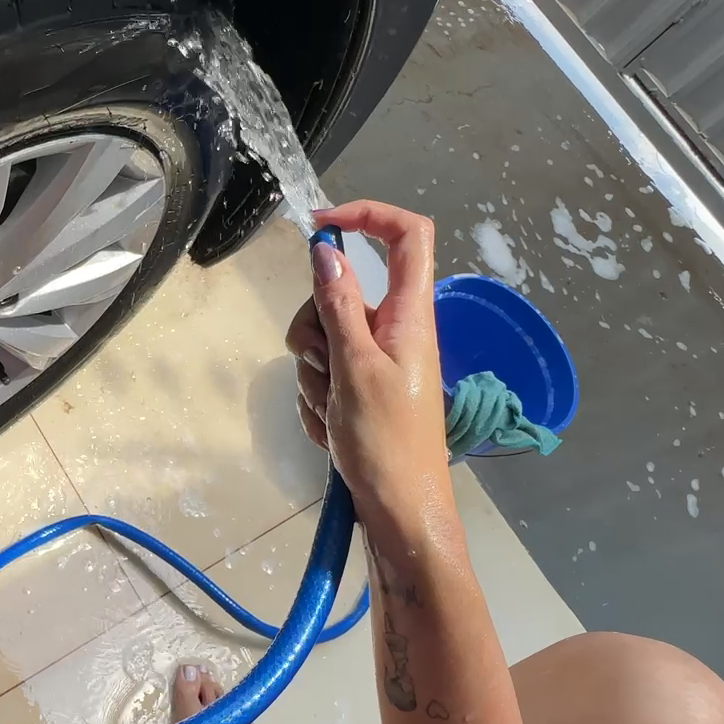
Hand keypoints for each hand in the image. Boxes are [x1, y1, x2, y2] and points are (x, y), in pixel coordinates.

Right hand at [285, 201, 450, 513]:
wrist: (397, 508)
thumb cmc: (387, 440)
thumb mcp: (356, 368)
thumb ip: (340, 306)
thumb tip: (325, 251)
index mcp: (409, 313)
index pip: (405, 235)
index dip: (367, 215)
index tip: (319, 227)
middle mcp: (392, 329)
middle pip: (338, 294)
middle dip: (313, 330)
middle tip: (324, 368)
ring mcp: (372, 362)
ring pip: (320, 341)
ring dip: (313, 377)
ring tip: (334, 411)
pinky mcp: (357, 390)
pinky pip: (320, 377)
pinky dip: (317, 401)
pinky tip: (332, 429)